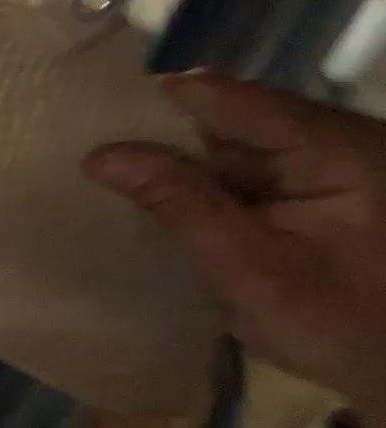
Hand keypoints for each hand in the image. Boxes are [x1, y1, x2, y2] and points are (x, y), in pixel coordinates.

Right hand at [83, 72, 385, 427]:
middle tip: (82, 160)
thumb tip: (99, 155)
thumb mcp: (254, 274)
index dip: (140, 105)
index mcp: (335, 146)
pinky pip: (233, 157)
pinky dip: (190, 175)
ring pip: (216, 133)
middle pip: (212, 109)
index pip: (213, 95)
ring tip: (105, 177)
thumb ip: (180, 205)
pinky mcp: (313, 178)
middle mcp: (332, 134)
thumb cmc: (349, 332)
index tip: (78, 129)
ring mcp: (326, 155)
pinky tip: (153, 196)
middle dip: (146, 132)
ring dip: (165, 157)